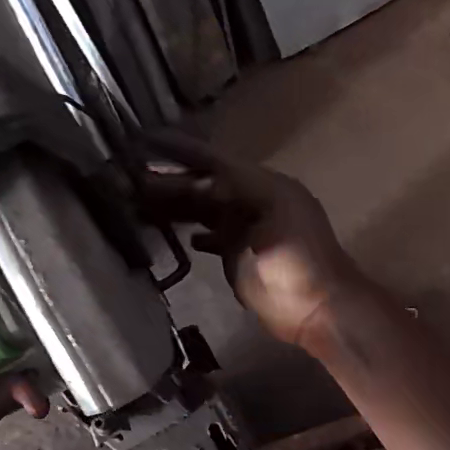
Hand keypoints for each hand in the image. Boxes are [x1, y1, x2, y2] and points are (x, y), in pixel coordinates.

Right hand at [144, 131, 361, 345]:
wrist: (319, 310)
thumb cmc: (298, 262)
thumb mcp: (274, 212)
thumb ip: (237, 190)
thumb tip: (199, 179)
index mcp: (264, 186)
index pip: (216, 161)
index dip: (182, 151)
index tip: (147, 140)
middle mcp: (254, 202)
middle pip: (206, 186)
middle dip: (170, 182)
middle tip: (130, 178)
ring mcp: (249, 231)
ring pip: (206, 210)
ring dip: (177, 206)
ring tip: (140, 203)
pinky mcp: (243, 258)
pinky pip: (216, 238)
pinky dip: (199, 234)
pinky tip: (185, 236)